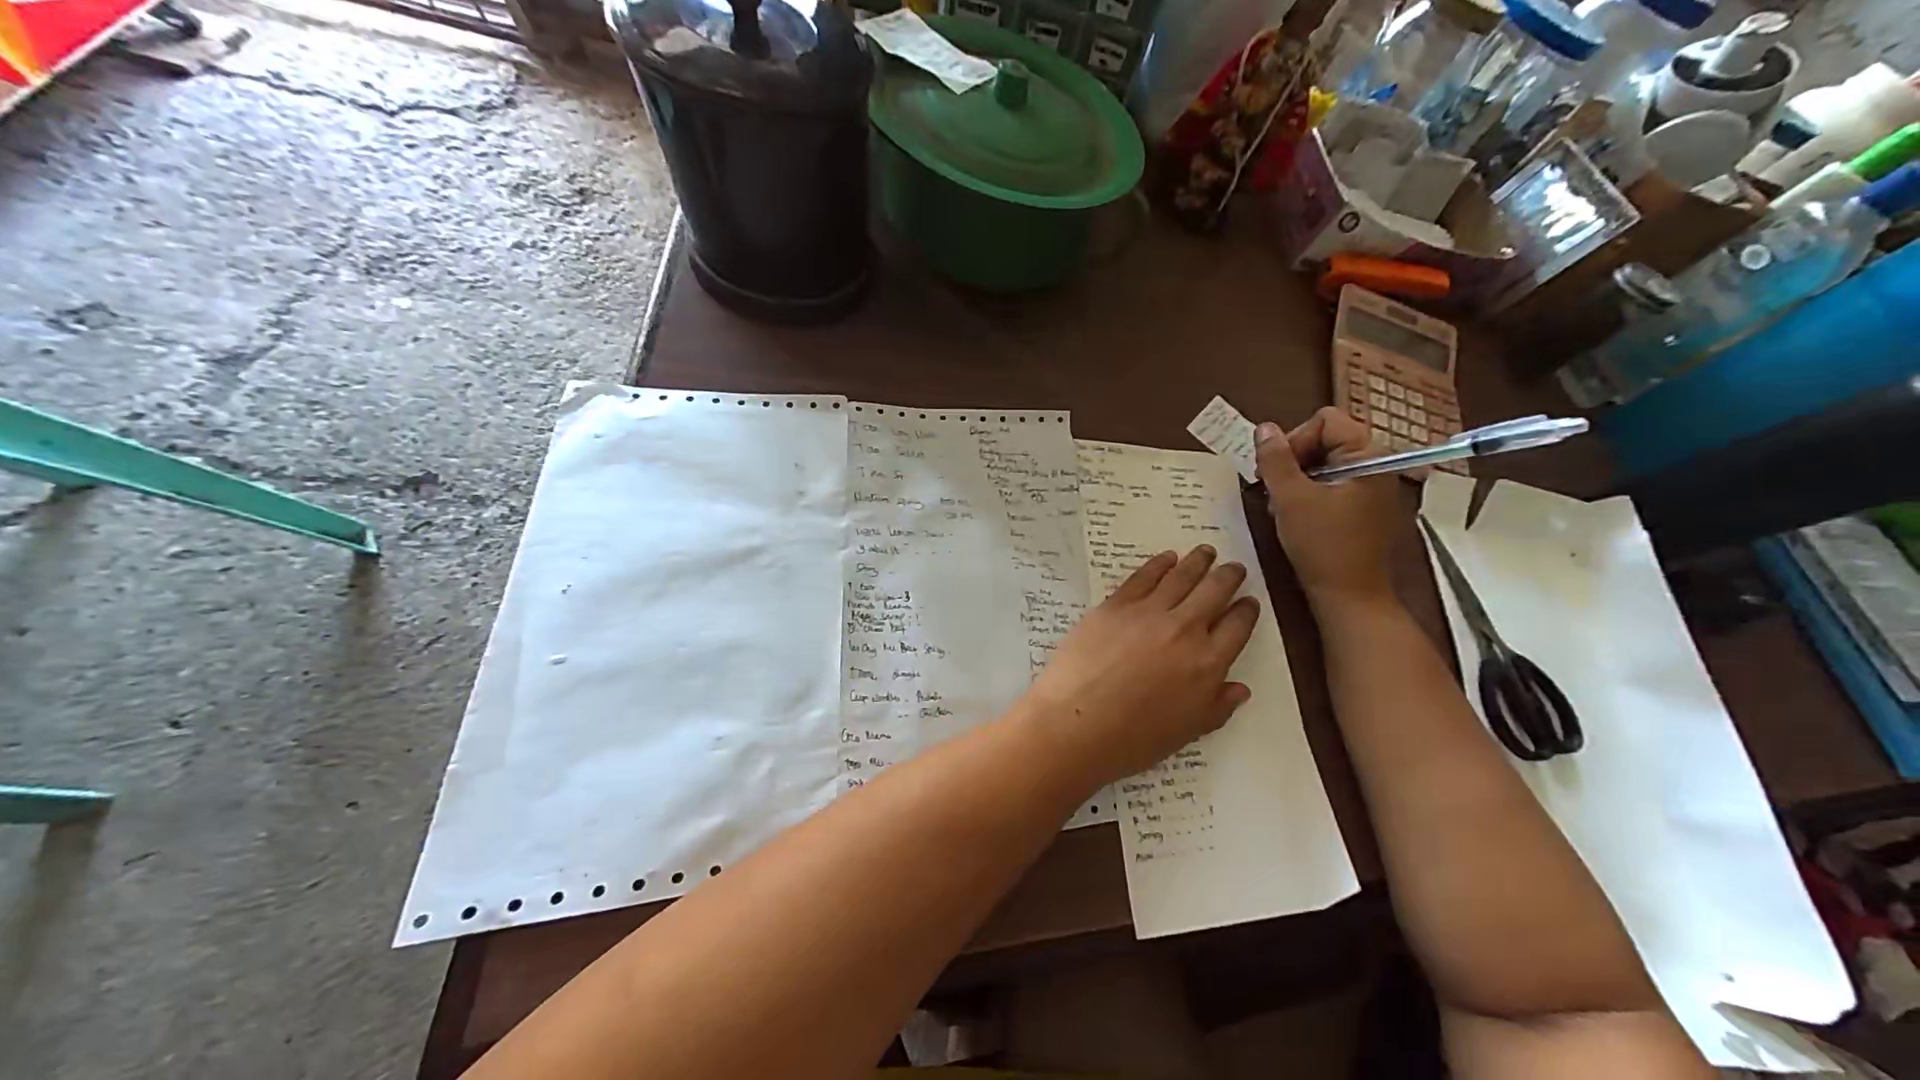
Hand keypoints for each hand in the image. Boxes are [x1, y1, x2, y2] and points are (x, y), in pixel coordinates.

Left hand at [1019, 547, 1260, 787]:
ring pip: (1181, 577)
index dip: (1246, 611)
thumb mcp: (1186, 731)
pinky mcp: (1115, 605)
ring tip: (1206, 552)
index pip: (1237, 627)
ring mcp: (1148, 613)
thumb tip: (1240, 688)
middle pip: (1214, 592)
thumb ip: (1217, 707)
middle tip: (1234, 568)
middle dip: (1228, 577)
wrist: (1077, 723)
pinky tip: (1166, 558)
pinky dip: (1158, 564)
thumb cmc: (1133, 739)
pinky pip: (1143, 577)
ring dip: (1198, 562)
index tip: (1248, 601)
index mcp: (1208, 663)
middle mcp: (1184, 630)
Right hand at [1257, 407, 1399, 608]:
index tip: (1275, 469)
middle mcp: (1371, 464)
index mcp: (1365, 456)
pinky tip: (1292, 514)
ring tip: (1280, 504)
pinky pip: (1327, 483)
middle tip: (1271, 486)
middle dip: (1292, 459)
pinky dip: (1305, 493)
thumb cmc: (1322, 545)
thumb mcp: (1290, 499)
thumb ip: (1275, 459)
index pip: (1324, 420)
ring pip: (1321, 462)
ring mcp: (1366, 486)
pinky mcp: (1358, 506)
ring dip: (1294, 478)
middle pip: (1323, 438)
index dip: (1295, 439)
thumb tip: (1264, 428)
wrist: (1348, 595)